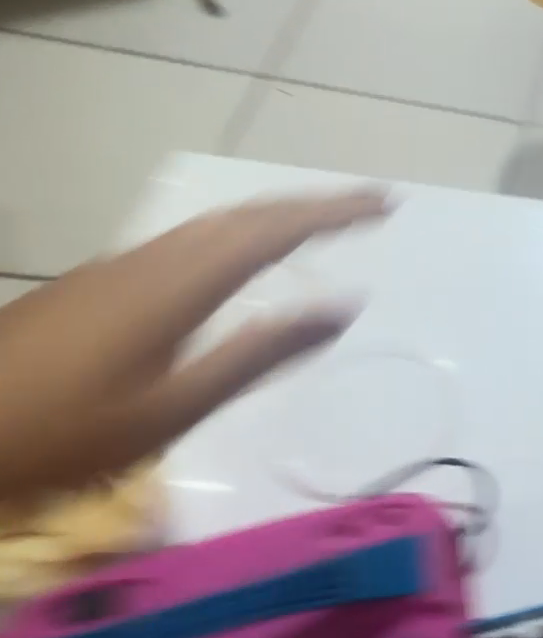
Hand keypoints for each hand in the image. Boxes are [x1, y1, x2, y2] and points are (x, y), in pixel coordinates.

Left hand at [0, 190, 390, 499]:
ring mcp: (115, 270)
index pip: (274, 231)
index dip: (335, 211)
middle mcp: (150, 263)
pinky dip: (241, 230)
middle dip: (315, 202)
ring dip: (277, 213)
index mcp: (178, 287)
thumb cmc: (61, 436)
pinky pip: (189, 238)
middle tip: (372, 202)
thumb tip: (344, 308)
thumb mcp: (174, 409)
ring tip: (326, 218)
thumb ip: (262, 353)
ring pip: (213, 223)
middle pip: (245, 215)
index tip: (387, 204)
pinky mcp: (93, 284)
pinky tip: (247, 252)